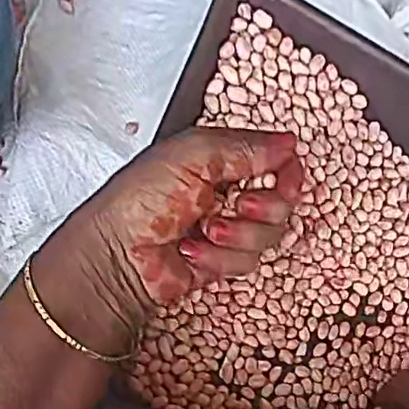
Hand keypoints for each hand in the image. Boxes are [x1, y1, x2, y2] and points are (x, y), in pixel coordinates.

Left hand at [30, 127, 305, 355]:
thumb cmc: (140, 202)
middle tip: (241, 205)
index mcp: (222, 160)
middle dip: (264, 208)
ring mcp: (229, 230)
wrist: (120, 254)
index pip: (275, 163)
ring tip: (206, 230)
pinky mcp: (223, 261)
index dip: (287, 173)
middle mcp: (229, 194)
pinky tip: (194, 251)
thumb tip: (286, 145)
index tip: (286, 179)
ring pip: (267, 237)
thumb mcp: (192, 156)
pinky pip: (247, 263)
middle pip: (280, 204)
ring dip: (238, 236)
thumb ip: (243, 148)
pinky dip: (221, 258)